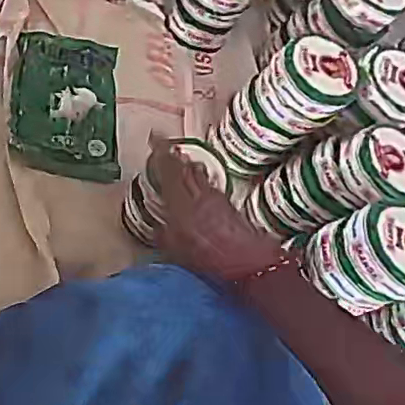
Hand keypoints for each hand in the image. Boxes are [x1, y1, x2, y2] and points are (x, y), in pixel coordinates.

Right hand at [148, 134, 288, 283]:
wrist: (250, 266)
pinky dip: (199, 177)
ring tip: (178, 159)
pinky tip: (198, 180)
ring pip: (197, 173)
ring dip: (187, 164)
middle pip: (184, 166)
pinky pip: (208, 183)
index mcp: (182, 203)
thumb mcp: (175, 250)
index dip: (160, 152)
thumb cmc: (210, 260)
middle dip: (173, 154)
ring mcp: (216, 197)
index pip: (169, 169)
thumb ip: (163, 233)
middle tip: (163, 146)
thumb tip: (157, 225)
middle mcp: (200, 194)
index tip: (154, 138)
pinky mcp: (228, 204)